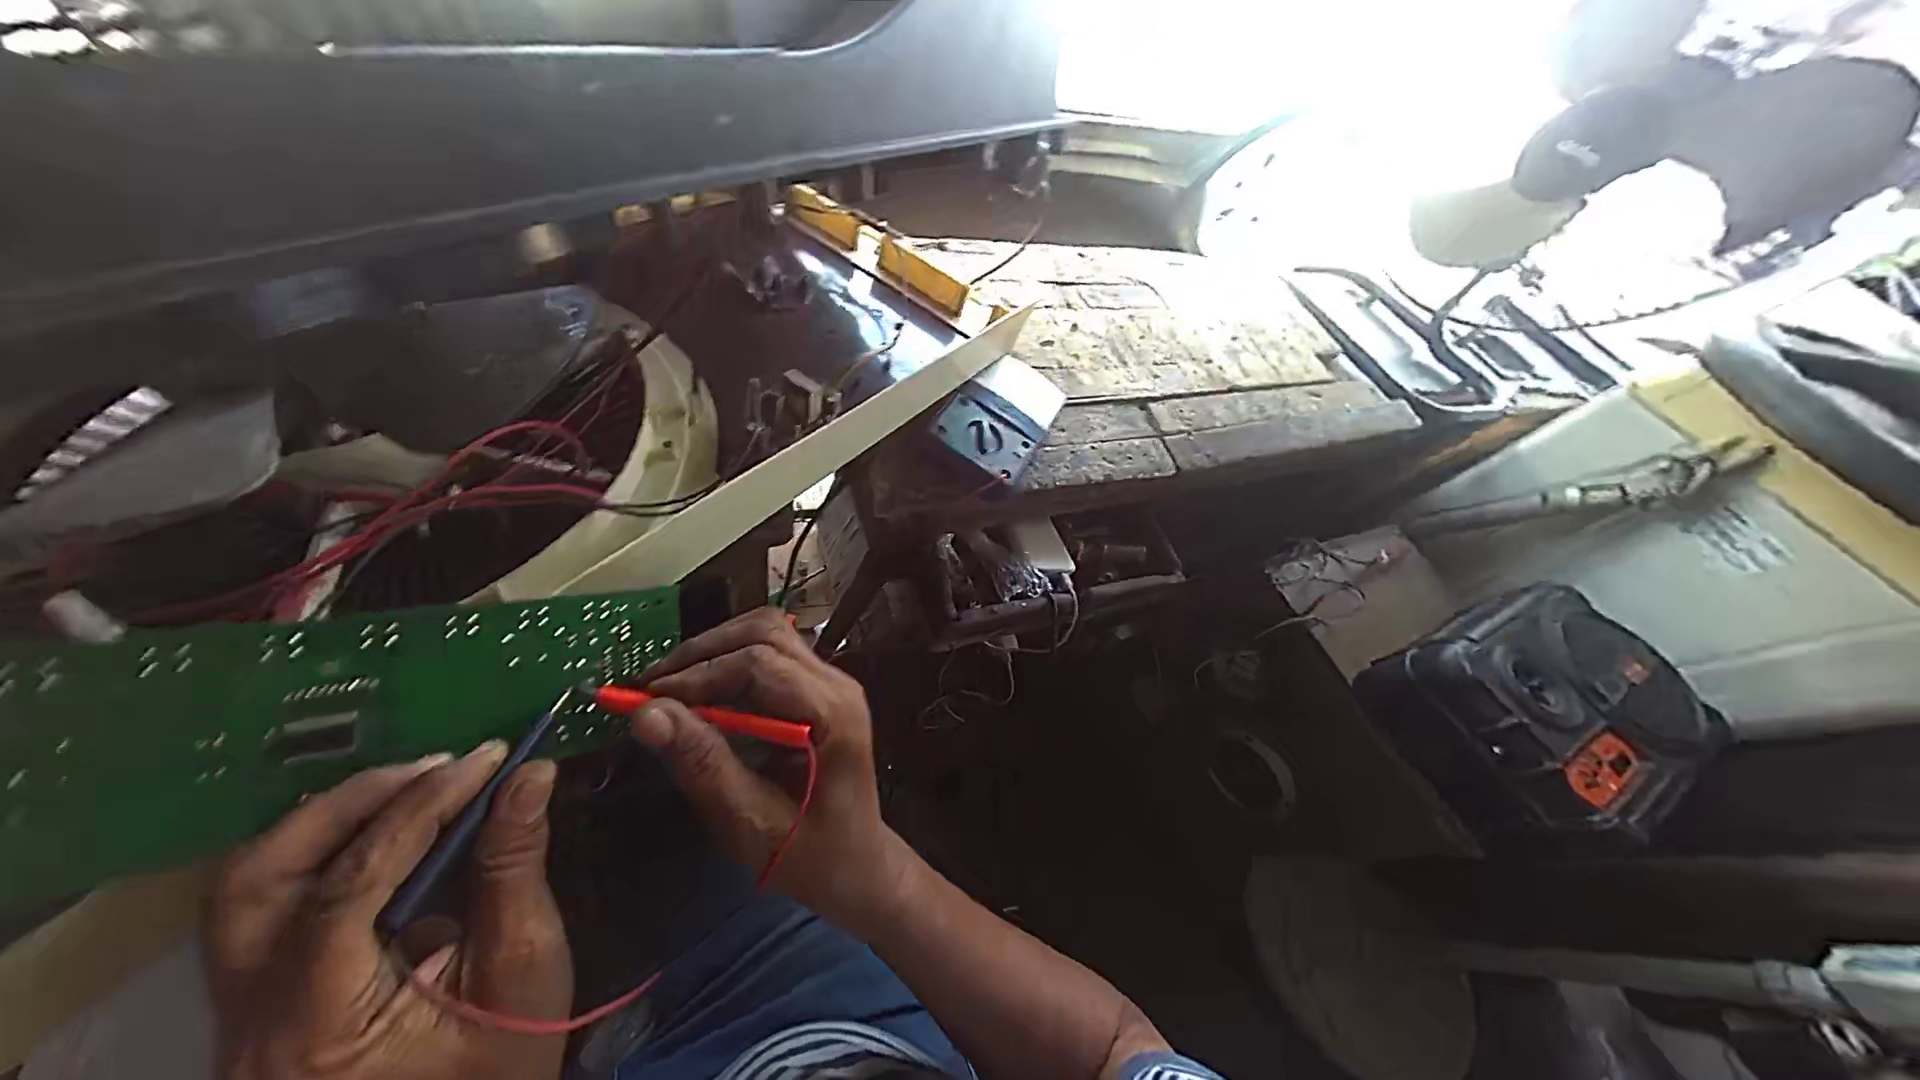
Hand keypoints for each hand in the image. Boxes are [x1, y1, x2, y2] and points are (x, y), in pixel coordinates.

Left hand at [204, 744, 572, 1079]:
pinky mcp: (260, 999)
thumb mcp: (522, 968)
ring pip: (249, 886)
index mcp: (316, 1026)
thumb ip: (515, 869)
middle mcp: (248, 1021)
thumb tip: (530, 776)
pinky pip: (274, 901)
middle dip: (353, 803)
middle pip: (257, 881)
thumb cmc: (499, 1065)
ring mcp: (241, 1012)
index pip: (347, 889)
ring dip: (333, 819)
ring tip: (419, 784)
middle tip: (438, 765)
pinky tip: (394, 825)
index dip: (421, 809)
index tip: (489, 759)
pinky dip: (331, 846)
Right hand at [629, 608, 910, 930]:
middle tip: (651, 687)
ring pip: (768, 634)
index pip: (760, 664)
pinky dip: (728, 664)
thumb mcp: (750, 822)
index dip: (698, 674)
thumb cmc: (810, 855)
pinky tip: (698, 695)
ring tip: (668, 688)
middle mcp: (838, 685)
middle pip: (766, 633)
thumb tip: (647, 714)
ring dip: (713, 652)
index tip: (644, 698)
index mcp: (834, 713)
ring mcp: (832, 683)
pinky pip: (771, 655)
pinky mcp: (818, 690)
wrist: (856, 866)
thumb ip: (703, 764)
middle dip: (702, 653)